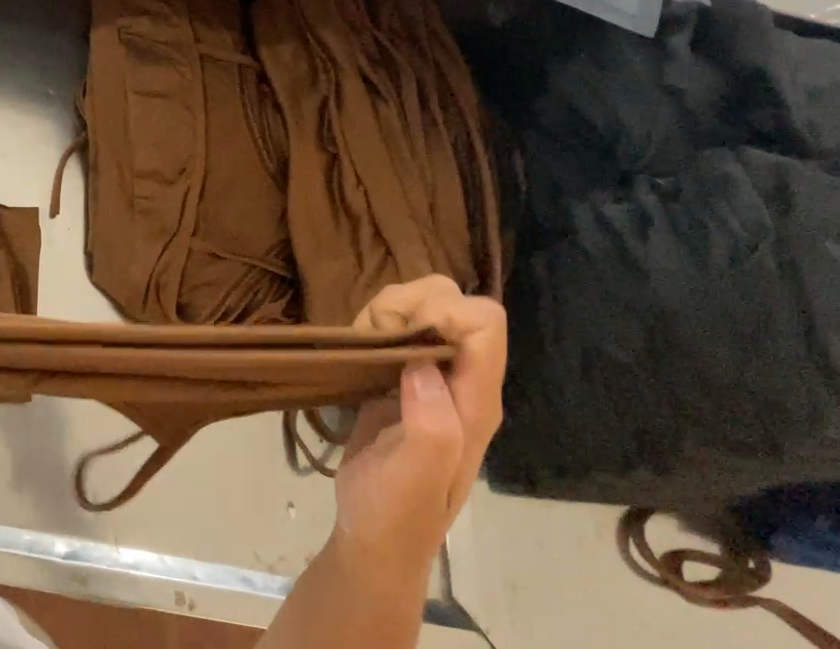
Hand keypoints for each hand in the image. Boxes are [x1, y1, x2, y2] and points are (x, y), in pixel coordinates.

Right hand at [330, 276, 505, 574]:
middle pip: (455, 303)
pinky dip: (372, 323)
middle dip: (411, 301)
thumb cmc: (396, 512)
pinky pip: (396, 329)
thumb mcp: (416, 477)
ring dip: (388, 309)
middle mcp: (460, 383)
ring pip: (423, 308)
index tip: (400, 331)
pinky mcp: (399, 380)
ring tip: (361, 341)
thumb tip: (422, 365)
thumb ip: (431, 425)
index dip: (444, 310)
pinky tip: (355, 348)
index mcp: (474, 402)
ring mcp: (430, 380)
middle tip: (375, 331)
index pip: (485, 323)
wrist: (374, 538)